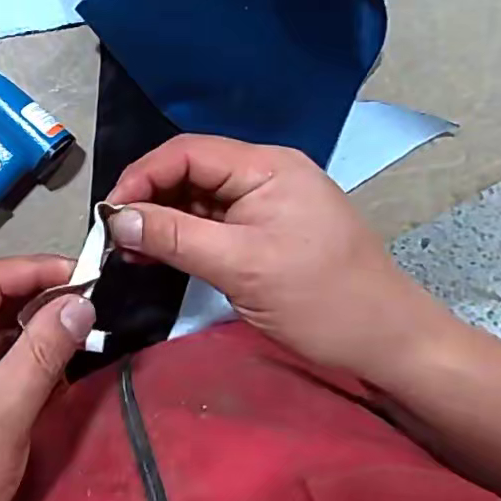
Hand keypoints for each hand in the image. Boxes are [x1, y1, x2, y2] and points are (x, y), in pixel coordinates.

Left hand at [0, 257, 94, 500]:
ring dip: (27, 330)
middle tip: (86, 301)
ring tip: (74, 328)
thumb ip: (44, 350)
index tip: (85, 271)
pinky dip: (12, 358)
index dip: (38, 270)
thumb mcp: (6, 413)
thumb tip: (82, 301)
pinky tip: (44, 363)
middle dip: (36, 300)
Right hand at [105, 134, 459, 381]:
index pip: (187, 153)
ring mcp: (263, 202)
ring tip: (127, 250)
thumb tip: (114, 219)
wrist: (391, 346)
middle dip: (147, 200)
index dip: (142, 176)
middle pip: (188, 172)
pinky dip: (179, 237)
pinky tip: (153, 255)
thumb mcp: (240, 267)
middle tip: (114, 233)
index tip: (109, 212)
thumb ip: (173, 237)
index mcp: (266, 167)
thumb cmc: (322, 302)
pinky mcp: (261, 230)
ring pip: (194, 198)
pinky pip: (208, 222)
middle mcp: (263, 174)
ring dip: (159, 221)